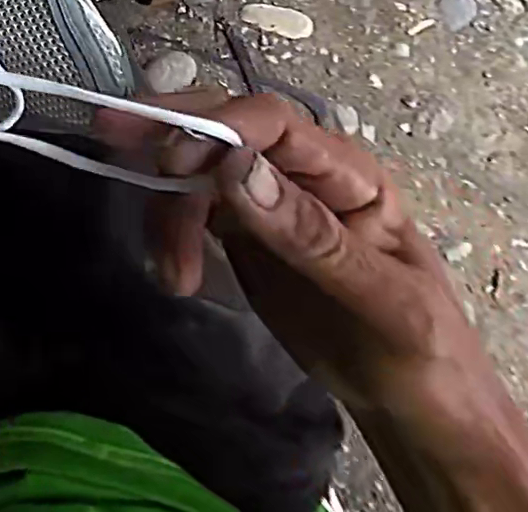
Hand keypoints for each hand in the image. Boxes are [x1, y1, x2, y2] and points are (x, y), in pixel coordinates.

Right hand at [97, 94, 527, 511]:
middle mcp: (295, 168)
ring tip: (170, 271)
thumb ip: (311, 233)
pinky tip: (171, 270)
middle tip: (108, 134)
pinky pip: (183, 202)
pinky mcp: (233, 219)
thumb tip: (237, 166)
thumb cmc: (419, 355)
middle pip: (217, 126)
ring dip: (165, 209)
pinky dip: (165, 228)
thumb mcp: (384, 303)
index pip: (272, 121)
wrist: (409, 406)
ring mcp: (259, 192)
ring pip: (189, 167)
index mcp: (345, 172)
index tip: (172, 157)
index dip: (216, 124)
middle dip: (162, 132)